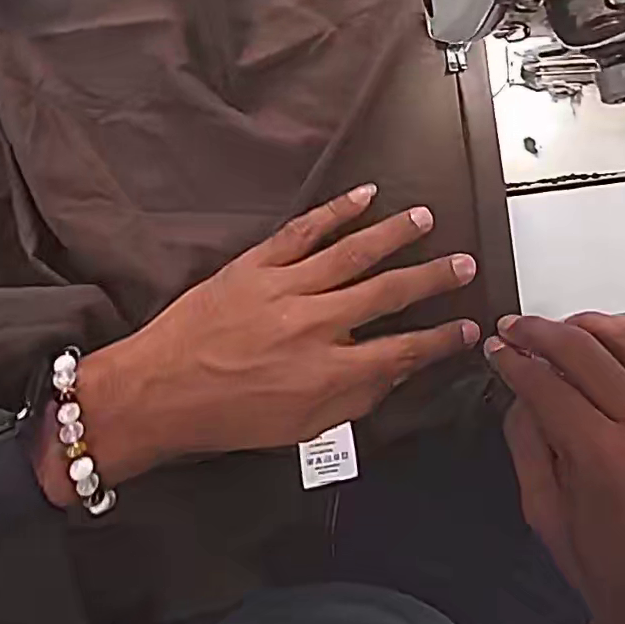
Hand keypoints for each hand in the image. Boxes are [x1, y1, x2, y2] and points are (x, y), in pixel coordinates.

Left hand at [36, 184, 481, 503]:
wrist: (157, 390)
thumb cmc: (225, 414)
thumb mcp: (299, 427)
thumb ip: (354, 399)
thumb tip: (395, 372)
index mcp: (326, 370)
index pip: (403, 350)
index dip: (442, 339)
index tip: (467, 327)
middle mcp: (313, 324)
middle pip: (388, 292)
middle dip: (432, 278)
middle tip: (462, 264)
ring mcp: (284, 287)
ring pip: (353, 252)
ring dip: (395, 233)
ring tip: (425, 219)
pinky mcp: (256, 264)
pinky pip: (304, 231)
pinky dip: (336, 211)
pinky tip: (363, 196)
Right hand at [488, 314, 624, 623]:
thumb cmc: (623, 586)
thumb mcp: (551, 523)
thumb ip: (529, 448)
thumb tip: (520, 394)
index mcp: (604, 461)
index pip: (544, 383)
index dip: (512, 359)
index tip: (497, 348)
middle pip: (584, 350)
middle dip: (539, 330)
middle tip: (516, 326)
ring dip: (594, 324)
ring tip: (566, 326)